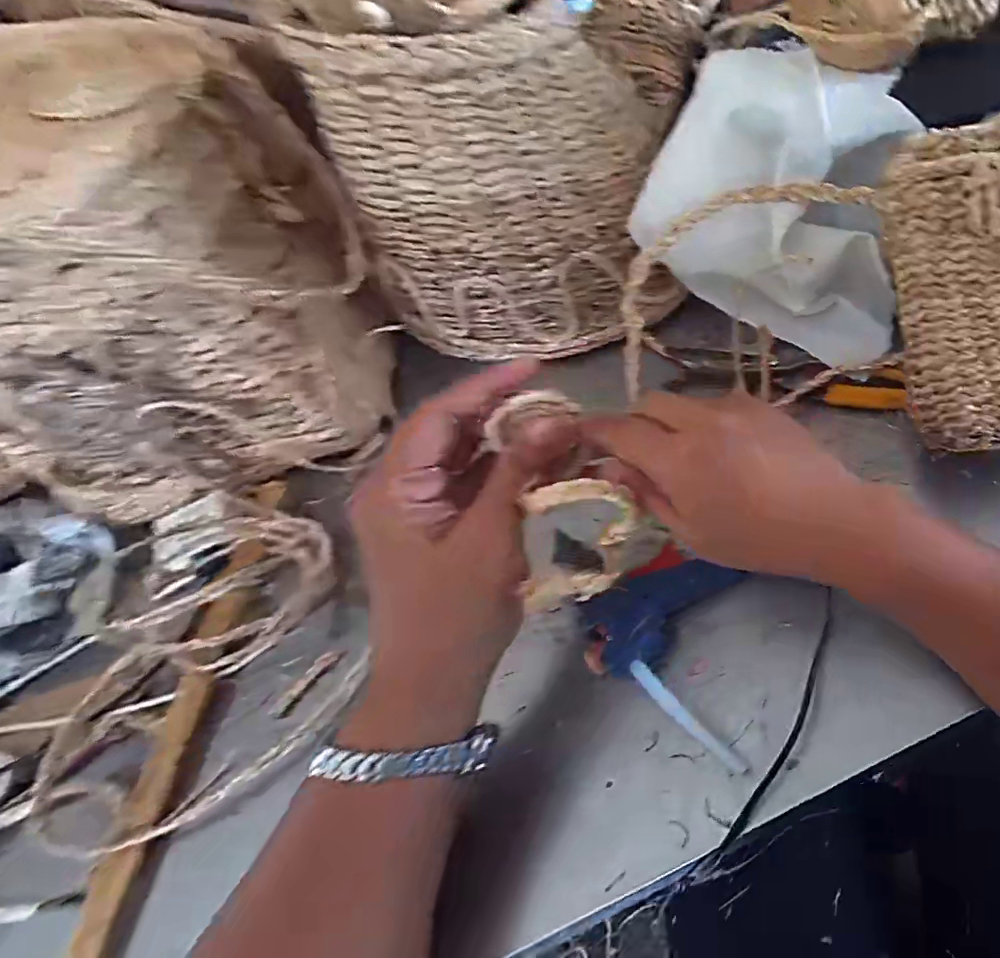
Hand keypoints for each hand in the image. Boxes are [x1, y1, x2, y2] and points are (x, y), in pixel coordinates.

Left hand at [345, 360, 575, 743]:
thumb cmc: (455, 609)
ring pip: (470, 455)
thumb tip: (556, 419)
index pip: (439, 418)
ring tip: (563, 426)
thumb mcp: (491, 535)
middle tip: (559, 399)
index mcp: (395, 487)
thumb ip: (518, 472)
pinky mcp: (445, 522)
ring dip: (515, 440)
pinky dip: (515, 468)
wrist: (435, 675)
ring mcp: (423, 506)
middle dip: (505, 411)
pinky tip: (551, 461)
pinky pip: (480, 481)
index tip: (535, 367)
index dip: (486, 388)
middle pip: (454, 432)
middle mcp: (401, 487)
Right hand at [581, 392, 884, 584]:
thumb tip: (615, 469)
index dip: (594, 431)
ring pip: (688, 400)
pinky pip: (724, 401)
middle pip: (651, 402)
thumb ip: (649, 495)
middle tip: (643, 450)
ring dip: (677, 419)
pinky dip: (711, 417)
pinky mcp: (767, 406)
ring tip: (694, 452)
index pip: (619, 429)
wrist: (829, 516)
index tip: (586, 438)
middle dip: (636, 421)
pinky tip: (731, 446)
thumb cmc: (758, 538)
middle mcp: (703, 421)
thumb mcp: (693, 533)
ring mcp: (739, 408)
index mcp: (678, 457)